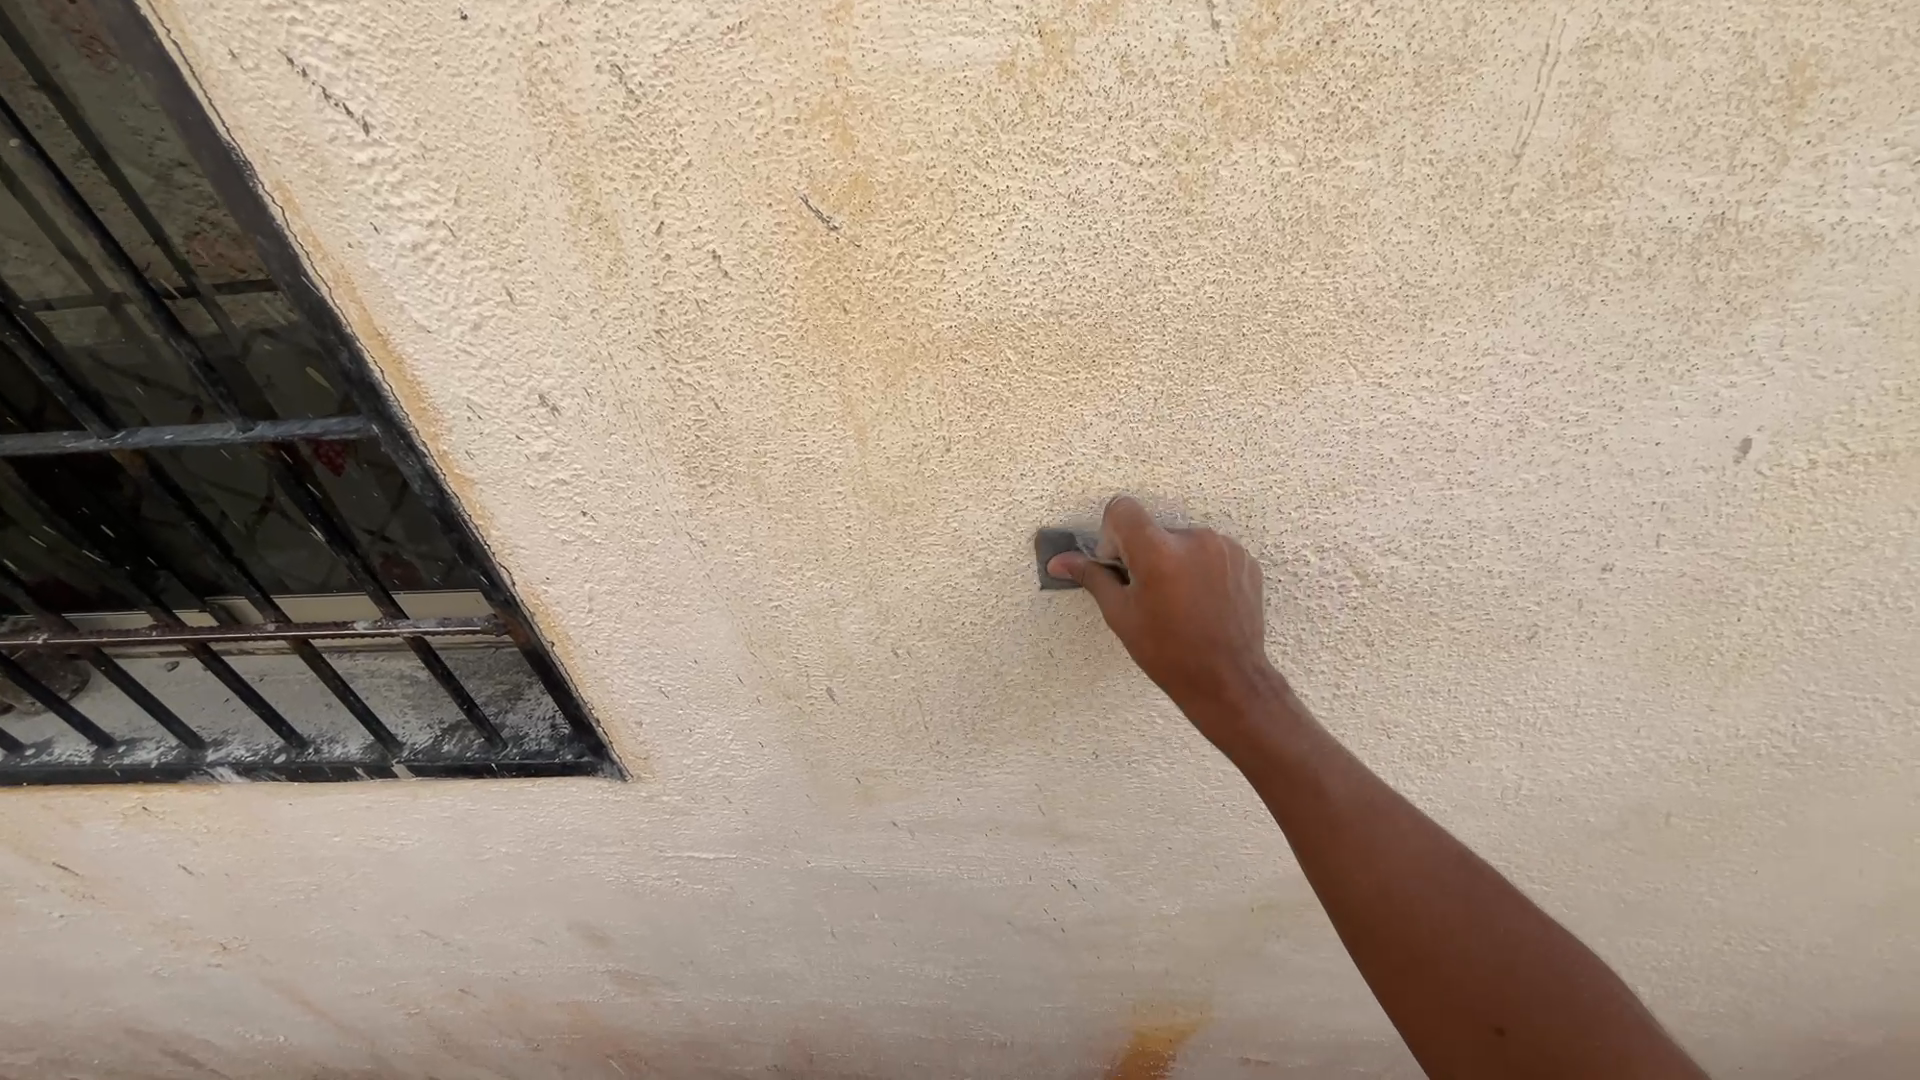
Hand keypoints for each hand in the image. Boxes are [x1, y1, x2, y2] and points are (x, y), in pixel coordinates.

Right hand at [1047, 496, 1285, 750]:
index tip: (1121, 564)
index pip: (1123, 509)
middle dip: (1144, 554)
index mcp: (1158, 552)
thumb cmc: (1169, 652)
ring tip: (1179, 601)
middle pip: (1153, 529)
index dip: (1113, 534)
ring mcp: (1224, 548)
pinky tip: (1200, 601)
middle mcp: (1194, 540)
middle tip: (1149, 594)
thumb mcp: (1121, 614)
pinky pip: (1210, 551)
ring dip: (1174, 561)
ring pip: (1181, 541)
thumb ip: (1092, 577)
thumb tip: (1059, 562)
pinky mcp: (1243, 559)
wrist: (1227, 679)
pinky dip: (1200, 568)